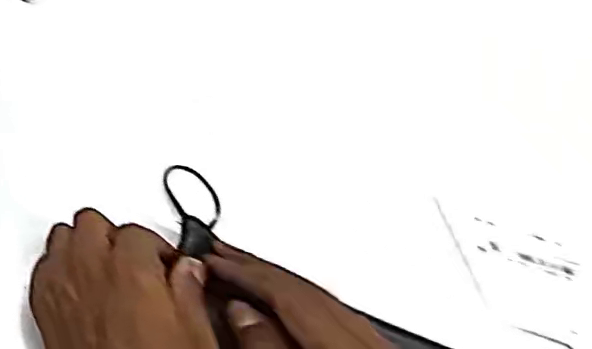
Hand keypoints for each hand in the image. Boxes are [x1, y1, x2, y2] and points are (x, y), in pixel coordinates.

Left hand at [31, 209, 215, 348]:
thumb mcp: (196, 339)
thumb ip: (189, 294)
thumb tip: (189, 269)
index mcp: (131, 268)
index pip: (138, 232)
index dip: (155, 249)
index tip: (164, 264)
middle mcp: (90, 263)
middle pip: (93, 222)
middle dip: (113, 239)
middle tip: (133, 265)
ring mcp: (61, 275)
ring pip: (65, 235)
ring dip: (83, 247)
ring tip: (105, 274)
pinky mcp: (40, 292)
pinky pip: (47, 260)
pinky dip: (62, 266)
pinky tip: (82, 289)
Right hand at [206, 241, 390, 348]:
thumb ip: (267, 345)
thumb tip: (236, 308)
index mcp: (347, 342)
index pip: (285, 289)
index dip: (240, 268)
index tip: (207, 257)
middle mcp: (371, 340)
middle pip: (306, 288)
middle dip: (257, 267)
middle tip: (217, 251)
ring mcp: (383, 346)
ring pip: (325, 298)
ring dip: (279, 279)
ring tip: (245, 269)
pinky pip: (343, 314)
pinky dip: (306, 299)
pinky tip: (288, 299)